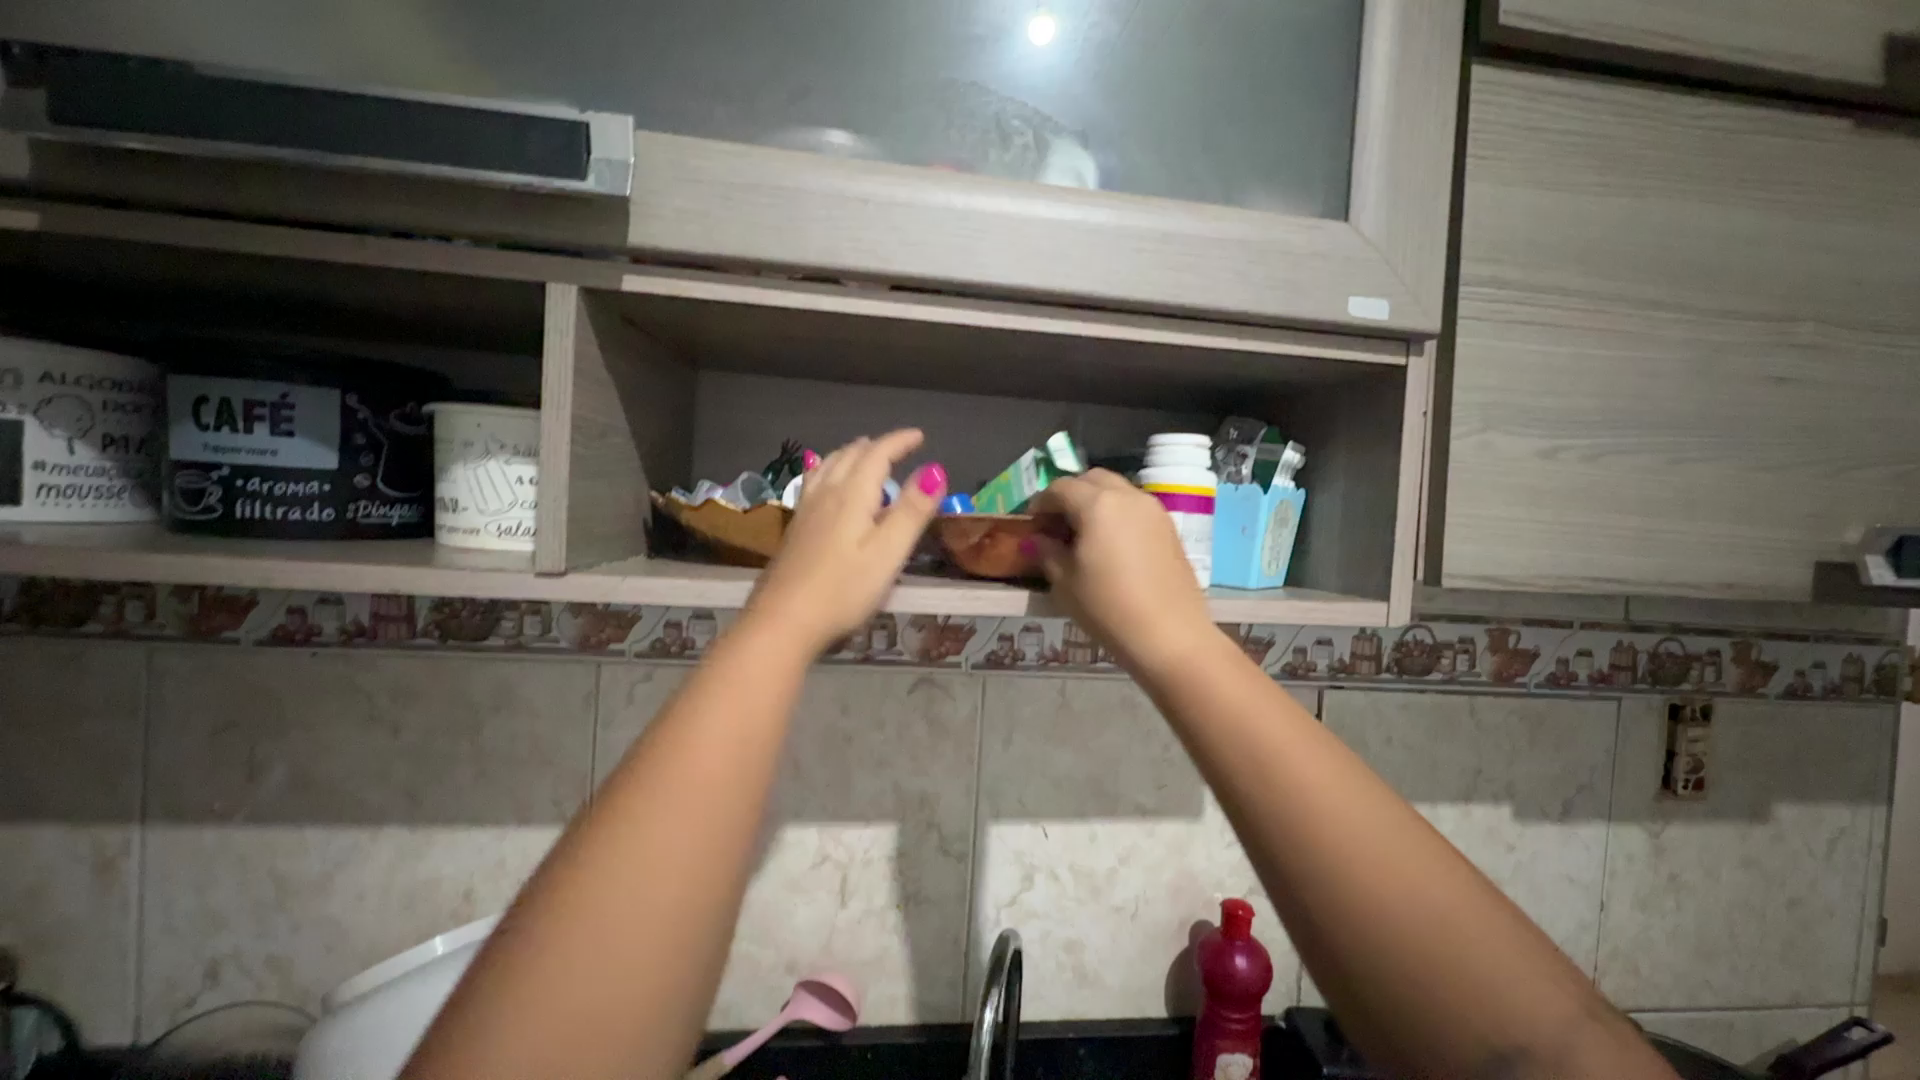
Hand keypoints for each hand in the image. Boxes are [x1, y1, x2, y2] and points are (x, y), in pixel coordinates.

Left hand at [745, 430, 945, 652]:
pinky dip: (829, 471)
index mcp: (852, 495)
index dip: (899, 441)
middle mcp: (826, 494)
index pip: (877, 454)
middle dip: (877, 446)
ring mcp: (806, 512)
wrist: (783, 621)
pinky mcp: (795, 530)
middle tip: (899, 449)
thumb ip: (912, 511)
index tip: (919, 436)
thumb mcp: (888, 553)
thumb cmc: (843, 590)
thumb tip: (935, 470)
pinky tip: (825, 485)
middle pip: (850, 455)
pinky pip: (813, 483)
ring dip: (850, 455)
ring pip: (828, 466)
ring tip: (865, 457)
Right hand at [1026, 470, 1213, 673]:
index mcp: (1097, 504)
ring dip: (1096, 502)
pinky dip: (1117, 514)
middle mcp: (1127, 496)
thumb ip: (1047, 552)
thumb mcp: (1065, 583)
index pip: (1060, 488)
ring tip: (1084, 534)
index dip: (1041, 503)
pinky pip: (1135, 507)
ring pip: (1117, 490)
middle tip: (1057, 524)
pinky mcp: (1169, 527)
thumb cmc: (1108, 608)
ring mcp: (1153, 510)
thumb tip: (1038, 539)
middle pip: (1092, 479)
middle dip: (1070, 494)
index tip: (1032, 525)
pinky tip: (1110, 545)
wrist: (1169, 635)